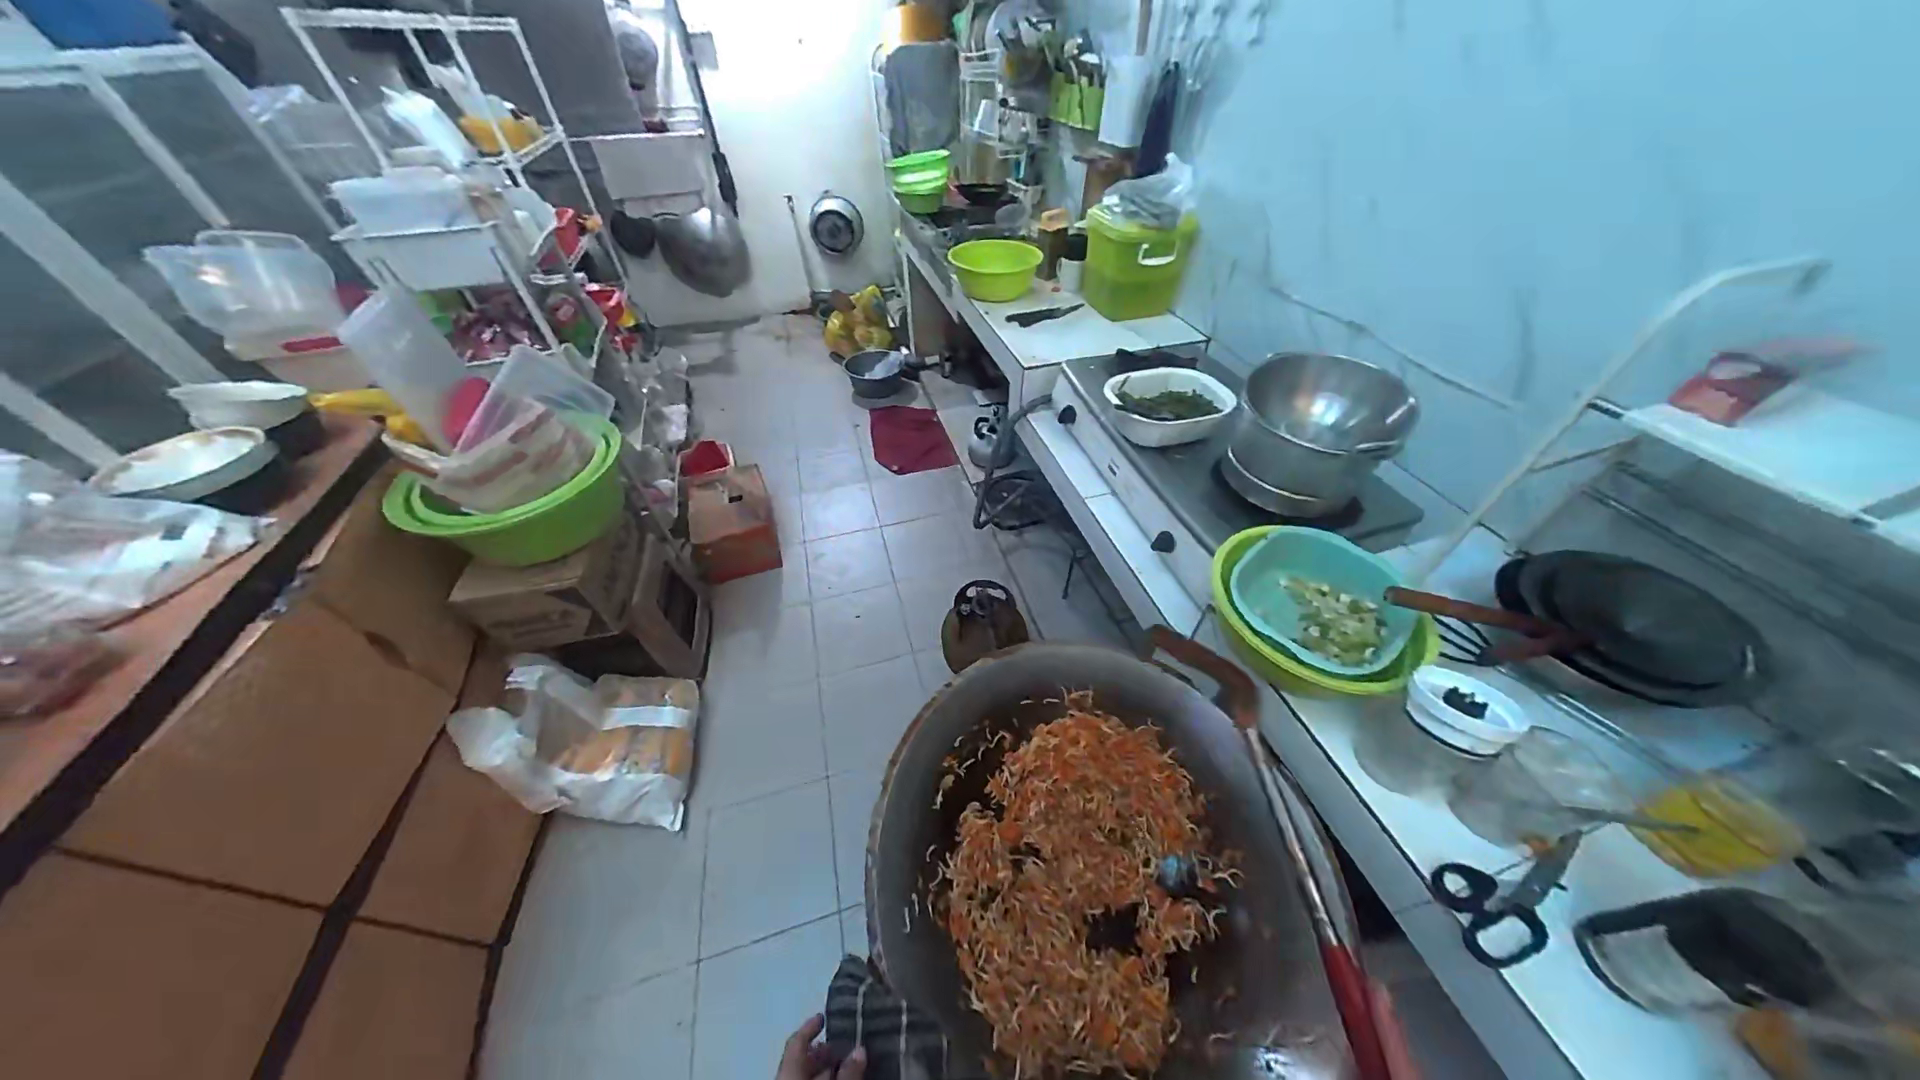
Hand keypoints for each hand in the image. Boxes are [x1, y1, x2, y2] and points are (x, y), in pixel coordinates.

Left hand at [777, 1014, 866, 1079]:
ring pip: (804, 1074)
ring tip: (846, 1061)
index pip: (796, 1041)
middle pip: (801, 1058)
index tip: (823, 1016)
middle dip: (823, 1049)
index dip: (809, 1027)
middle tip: (844, 1042)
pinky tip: (839, 1077)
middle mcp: (784, 1077)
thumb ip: (848, 1070)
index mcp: (788, 1071)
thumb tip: (861, 1048)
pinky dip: (822, 1079)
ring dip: (824, 1067)